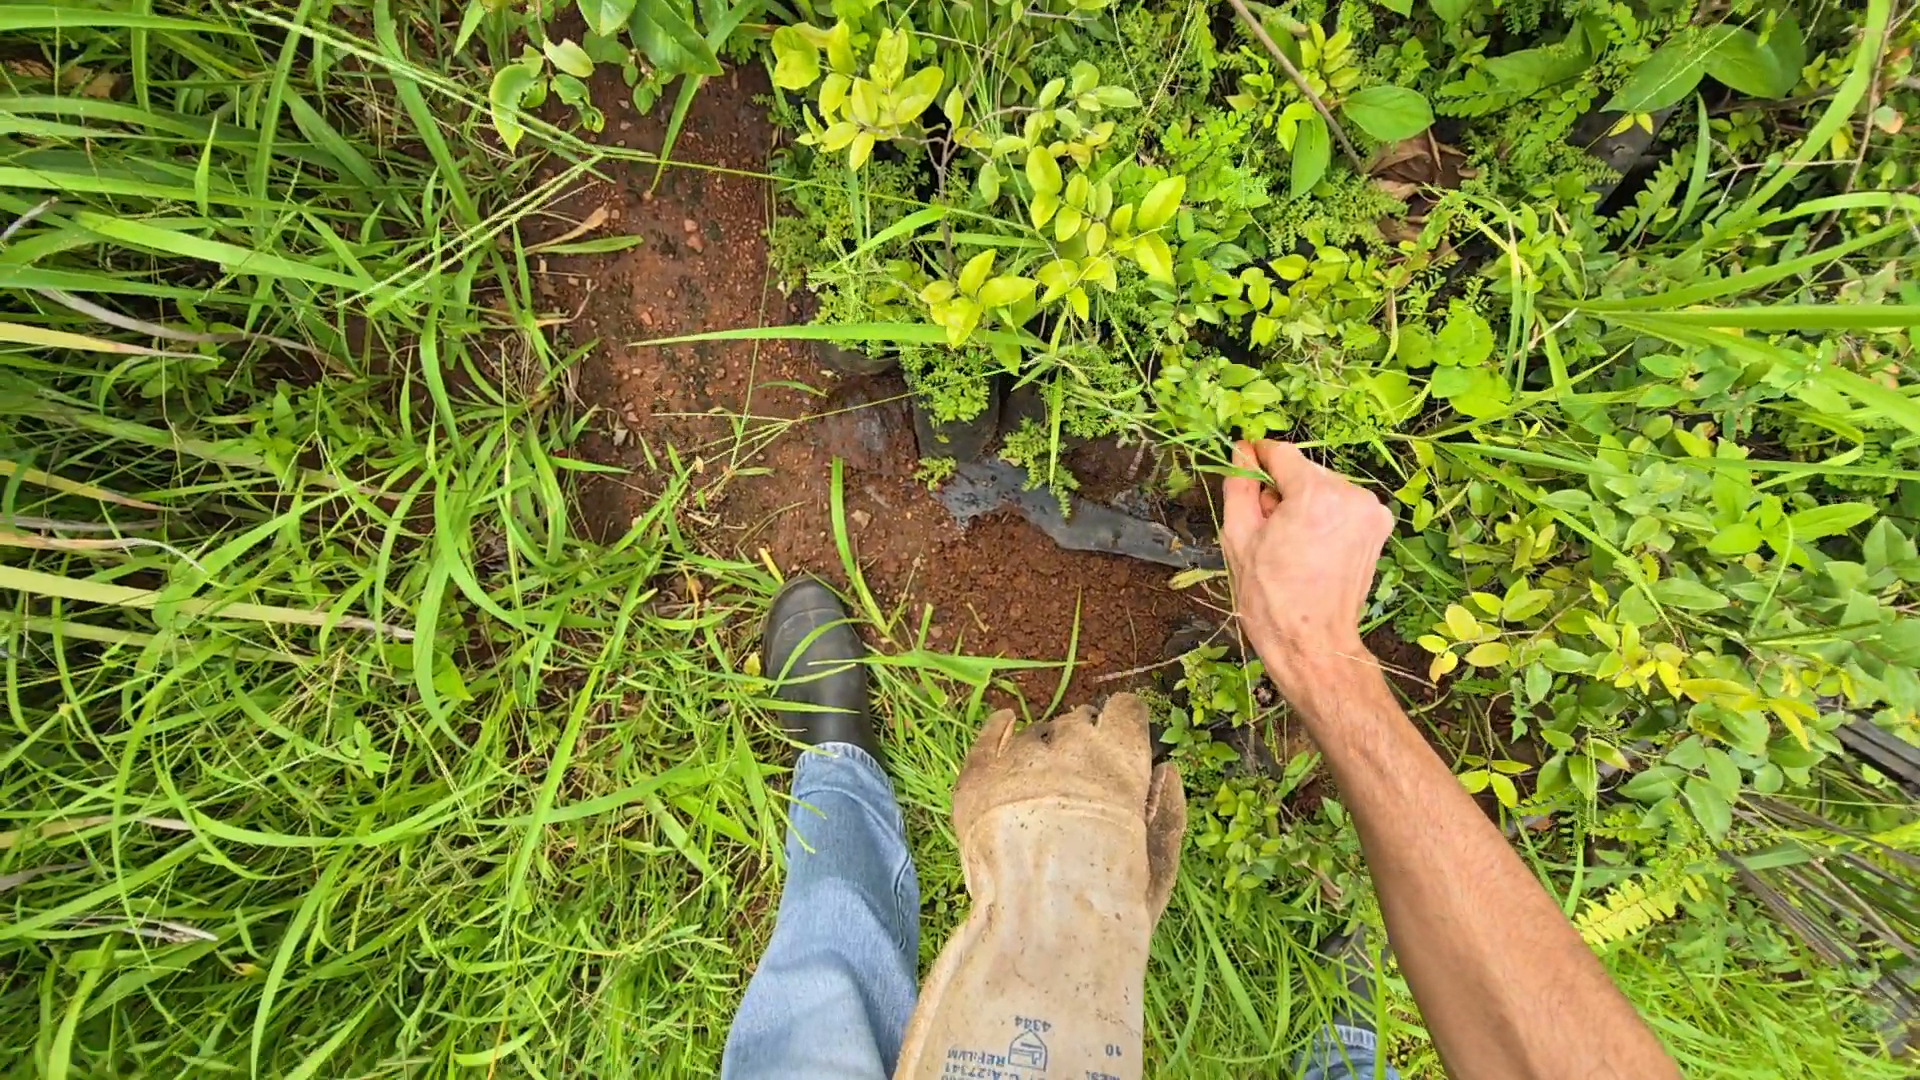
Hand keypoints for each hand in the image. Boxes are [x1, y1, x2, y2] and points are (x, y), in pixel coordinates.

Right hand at [1220, 440, 1393, 700]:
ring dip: (1302, 501)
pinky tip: (1311, 545)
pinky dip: (1323, 514)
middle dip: (1280, 488)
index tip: (1243, 470)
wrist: (1311, 641)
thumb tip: (1241, 452)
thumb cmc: (1269, 596)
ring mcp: (1371, 511)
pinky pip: (1341, 503)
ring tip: (1289, 541)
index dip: (1256, 459)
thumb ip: (1239, 486)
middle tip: (1266, 527)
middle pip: (1303, 470)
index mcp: (1314, 495)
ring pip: (1322, 485)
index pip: (1281, 453)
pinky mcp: (1379, 526)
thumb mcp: (1238, 537)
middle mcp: (1351, 495)